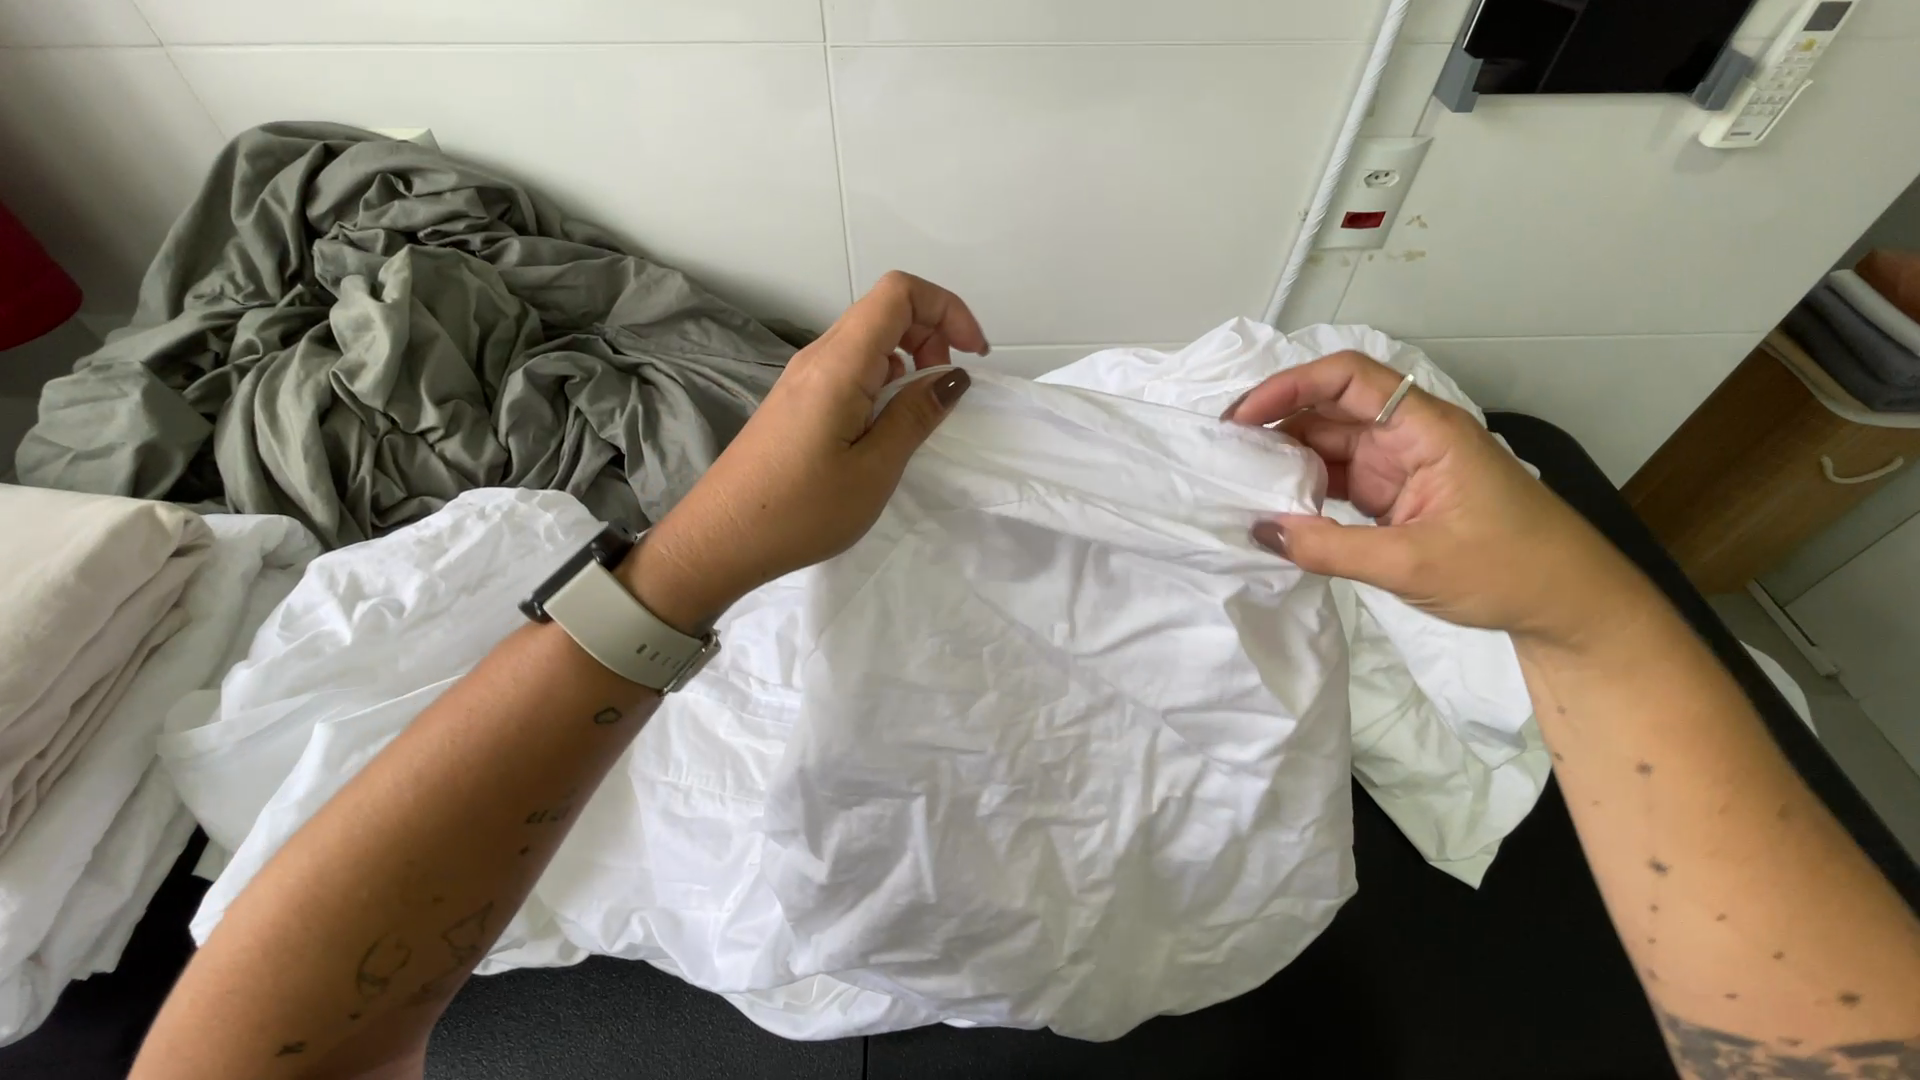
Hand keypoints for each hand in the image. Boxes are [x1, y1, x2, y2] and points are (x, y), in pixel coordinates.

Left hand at [623, 272, 987, 631]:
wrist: (720, 541)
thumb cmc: (800, 511)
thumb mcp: (874, 469)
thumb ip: (916, 415)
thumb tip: (954, 375)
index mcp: (839, 364)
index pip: (899, 292)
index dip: (946, 308)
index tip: (971, 355)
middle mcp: (817, 358)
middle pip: (884, 310)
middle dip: (932, 335)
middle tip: (946, 391)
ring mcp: (802, 379)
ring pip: (868, 342)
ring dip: (907, 363)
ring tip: (918, 417)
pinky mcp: (796, 403)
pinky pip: (849, 371)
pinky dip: (882, 384)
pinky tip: (884, 430)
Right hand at [1224, 350, 1652, 648]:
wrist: (1568, 606)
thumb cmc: (1509, 570)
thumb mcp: (1413, 562)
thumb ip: (1330, 548)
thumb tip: (1260, 530)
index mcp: (1424, 428)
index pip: (1347, 378)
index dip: (1289, 387)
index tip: (1242, 418)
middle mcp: (1406, 436)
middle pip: (1327, 409)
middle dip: (1273, 423)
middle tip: (1221, 452)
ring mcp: (1398, 467)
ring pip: (1326, 446)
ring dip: (1283, 460)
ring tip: (1235, 480)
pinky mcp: (1392, 497)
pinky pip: (1335, 481)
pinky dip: (1302, 492)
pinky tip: (1272, 507)